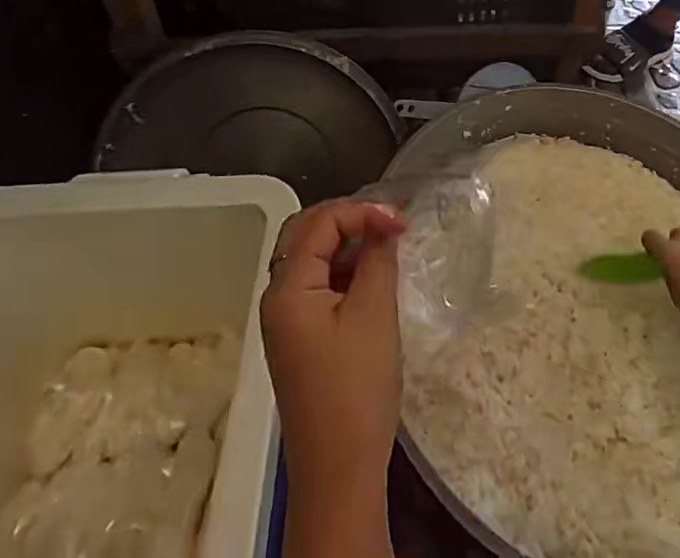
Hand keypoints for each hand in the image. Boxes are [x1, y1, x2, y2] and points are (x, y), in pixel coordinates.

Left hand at [260, 199, 406, 476]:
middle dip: (347, 219)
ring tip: (386, 243)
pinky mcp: (299, 335)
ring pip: (310, 257)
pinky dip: (343, 269)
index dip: (361, 212)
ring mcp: (286, 318)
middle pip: (304, 233)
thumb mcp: (375, 315)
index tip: (402, 221)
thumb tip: (385, 225)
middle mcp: (277, 297)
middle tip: (389, 223)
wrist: (339, 468)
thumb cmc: (357, 388)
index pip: (319, 223)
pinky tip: (372, 275)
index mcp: (287, 288)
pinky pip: (317, 284)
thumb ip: (378, 260)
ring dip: (346, 242)